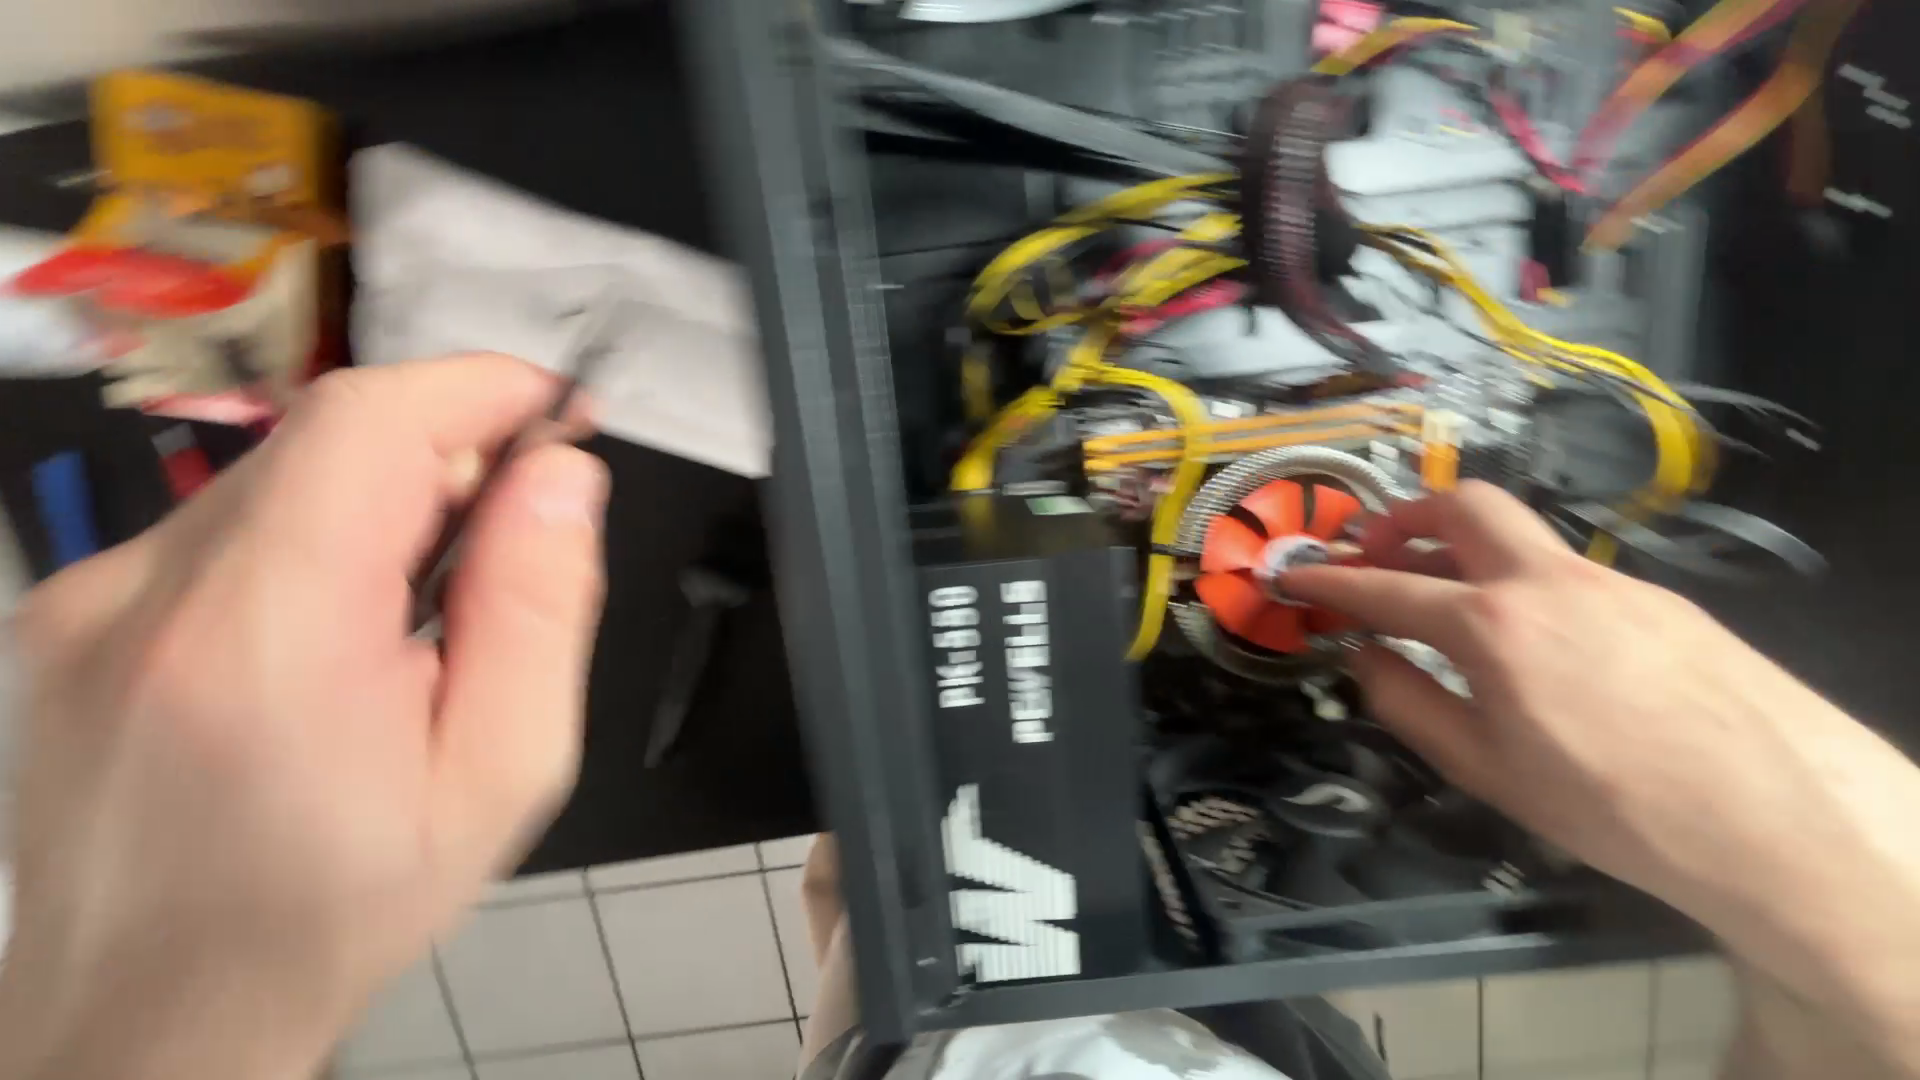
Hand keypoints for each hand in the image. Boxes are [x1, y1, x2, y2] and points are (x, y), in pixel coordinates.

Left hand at [0, 355, 607, 1079]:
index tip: (558, 409)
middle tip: (528, 516)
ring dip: (397, 490)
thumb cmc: (353, 899)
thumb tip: (560, 480)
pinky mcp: (83, 613)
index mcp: (267, 635)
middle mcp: (149, 594)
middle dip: (454, 446)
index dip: (479, 388)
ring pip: (286, 470)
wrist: (162, 1016)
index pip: (368, 424)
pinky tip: (371, 609)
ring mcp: (93, 599)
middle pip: (329, 436)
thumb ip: (539, 607)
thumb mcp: (505, 763)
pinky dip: (334, 526)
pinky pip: (239, 517)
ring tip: (450, 586)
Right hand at [1283, 483, 1919, 1060]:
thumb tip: (1365, 654)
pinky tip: (1536, 646)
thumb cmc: (1610, 806)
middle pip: (1464, 503)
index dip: (1329, 580)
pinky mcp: (1664, 600)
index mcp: (1492, 624)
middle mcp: (1549, 581)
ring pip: (1521, 535)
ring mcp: (1614, 582)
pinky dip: (1522, 586)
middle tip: (1378, 557)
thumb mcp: (1480, 767)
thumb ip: (1405, 700)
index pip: (1384, 586)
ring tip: (1447, 604)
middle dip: (1406, 518)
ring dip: (1465, 551)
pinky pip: (1569, 573)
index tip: (1296, 576)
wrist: (1796, 831)